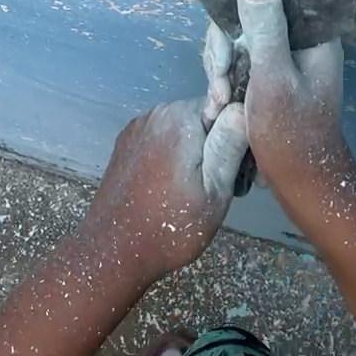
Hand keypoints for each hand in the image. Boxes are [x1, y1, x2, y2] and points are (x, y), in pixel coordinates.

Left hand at [75, 98, 247, 284]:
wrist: (113, 250)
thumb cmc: (170, 226)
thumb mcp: (214, 191)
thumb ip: (229, 144)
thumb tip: (241, 106)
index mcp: (181, 117)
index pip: (225, 107)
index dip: (238, 136)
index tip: (243, 171)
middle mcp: (158, 112)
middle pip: (203, 117)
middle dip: (217, 145)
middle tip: (222, 188)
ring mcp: (139, 126)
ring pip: (182, 128)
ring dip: (194, 151)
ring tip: (195, 192)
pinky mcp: (126, 142)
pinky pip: (161, 138)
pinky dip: (171, 155)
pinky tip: (169, 187)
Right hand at [206, 0, 353, 201]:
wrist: (301, 186)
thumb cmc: (293, 133)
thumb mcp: (273, 77)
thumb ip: (264, 28)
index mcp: (312, 35)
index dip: (240, 12)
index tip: (226, 45)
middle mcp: (299, 41)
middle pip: (246, 19)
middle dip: (224, 50)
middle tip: (220, 83)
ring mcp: (282, 59)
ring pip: (236, 41)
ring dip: (220, 68)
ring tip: (219, 102)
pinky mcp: (267, 76)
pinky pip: (236, 62)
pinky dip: (222, 79)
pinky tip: (217, 104)